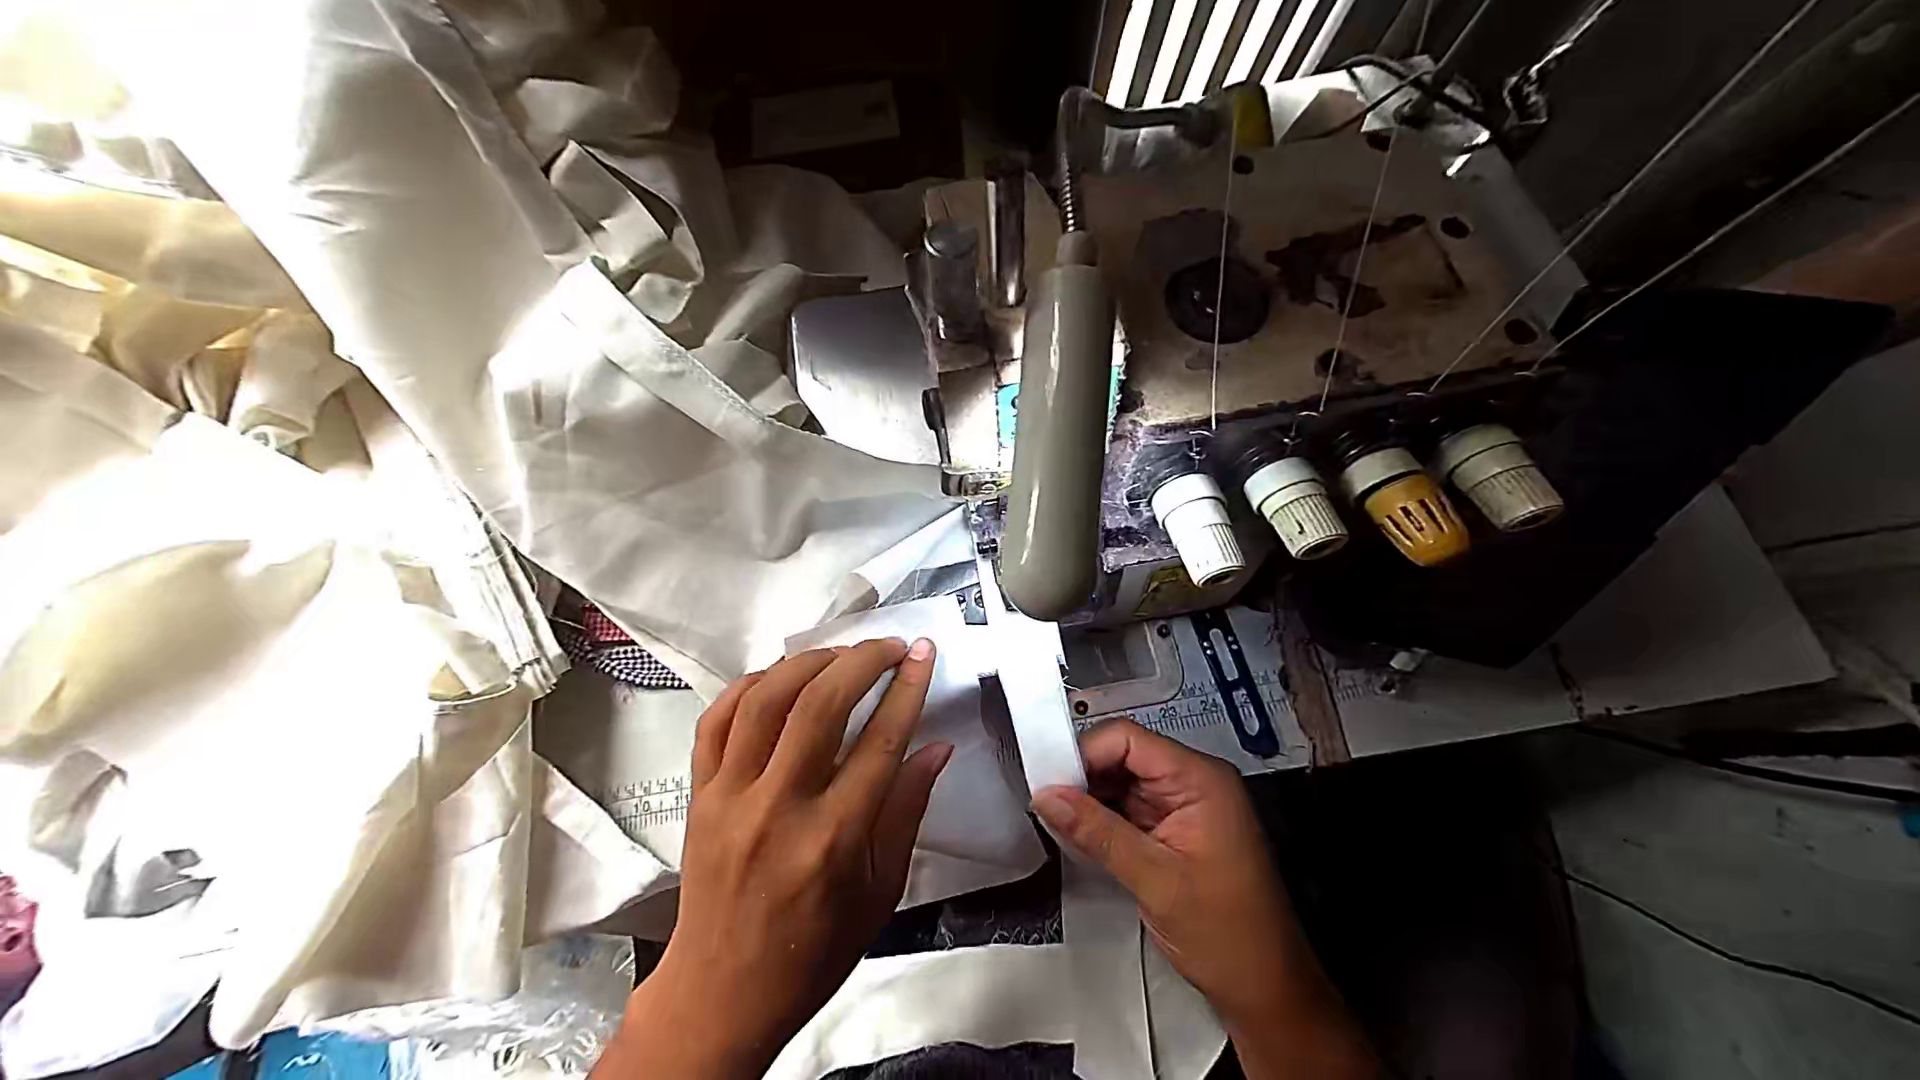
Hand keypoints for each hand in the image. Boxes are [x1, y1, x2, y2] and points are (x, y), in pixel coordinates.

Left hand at [600, 639, 951, 1079]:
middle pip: (820, 705)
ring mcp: (729, 796)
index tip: (923, 653)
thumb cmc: (815, 949)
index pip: (880, 741)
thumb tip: (936, 746)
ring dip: (809, 662)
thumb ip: (907, 810)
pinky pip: (717, 719)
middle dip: (861, 660)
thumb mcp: (881, 891)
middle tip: (888, 646)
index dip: (908, 688)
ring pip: (765, 699)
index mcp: (832, 839)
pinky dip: (750, 685)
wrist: (722, 992)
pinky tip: (781, 677)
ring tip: (840, 654)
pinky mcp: (698, 794)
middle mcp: (778, 808)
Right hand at [1031, 718, 1374, 1077]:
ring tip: (1062, 827)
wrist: (1267, 991)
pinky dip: (1101, 821)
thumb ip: (1097, 832)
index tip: (1051, 782)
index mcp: (1200, 779)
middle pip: (1121, 756)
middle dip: (1083, 779)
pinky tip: (1082, 839)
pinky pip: (1126, 807)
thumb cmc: (1231, 936)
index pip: (1128, 739)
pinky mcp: (1172, 828)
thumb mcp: (1155, 880)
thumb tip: (1048, 797)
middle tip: (1049, 807)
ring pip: (1119, 782)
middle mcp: (1192, 782)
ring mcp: (1182, 805)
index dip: (1085, 754)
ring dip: (1090, 802)